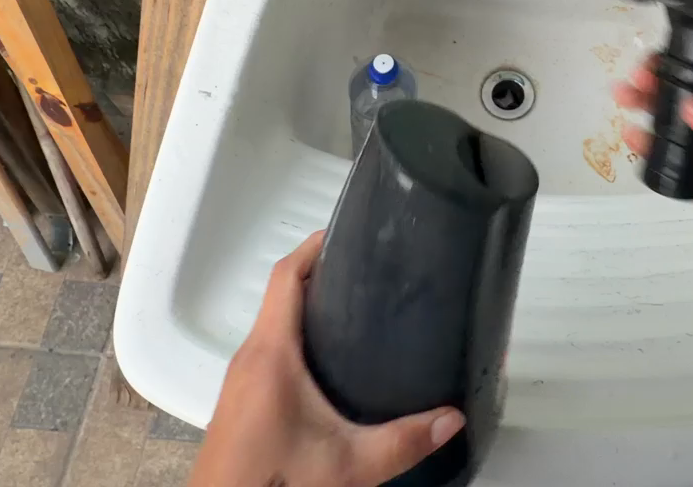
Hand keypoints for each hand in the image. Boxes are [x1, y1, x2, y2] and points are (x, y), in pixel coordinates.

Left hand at [189, 231, 465, 486]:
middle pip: (282, 293)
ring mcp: (240, 380)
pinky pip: (269, 347)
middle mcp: (250, 358)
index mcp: (270, 354)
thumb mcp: (347, 465)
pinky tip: (329, 355)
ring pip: (274, 321)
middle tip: (367, 266)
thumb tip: (452, 417)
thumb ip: (402, 440)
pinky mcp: (242, 401)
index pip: (286, 276)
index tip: (347, 231)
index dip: (314, 246)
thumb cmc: (275, 485)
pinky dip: (296, 334)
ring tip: (357, 301)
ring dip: (308, 303)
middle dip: (321, 272)